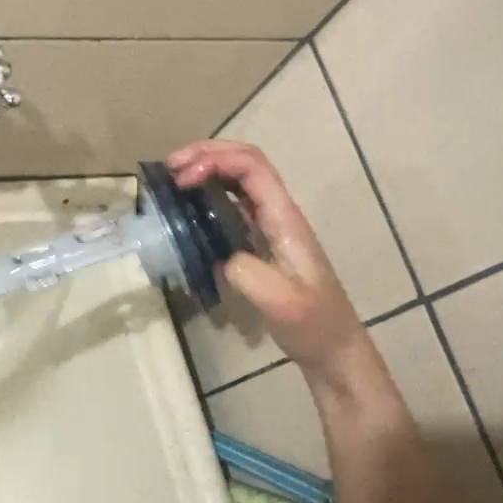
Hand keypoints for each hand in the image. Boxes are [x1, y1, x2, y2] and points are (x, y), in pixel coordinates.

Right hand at [166, 140, 368, 372]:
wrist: (334, 349)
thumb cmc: (312, 325)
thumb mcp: (280, 303)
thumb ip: (249, 273)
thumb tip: (221, 254)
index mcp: (284, 218)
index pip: (252, 167)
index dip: (213, 161)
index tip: (181, 179)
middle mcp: (278, 213)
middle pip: (245, 161)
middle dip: (206, 153)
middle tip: (168, 167)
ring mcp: (270, 225)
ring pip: (238, 177)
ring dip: (206, 167)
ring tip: (173, 178)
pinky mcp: (259, 240)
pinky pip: (232, 201)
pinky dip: (207, 191)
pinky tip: (187, 205)